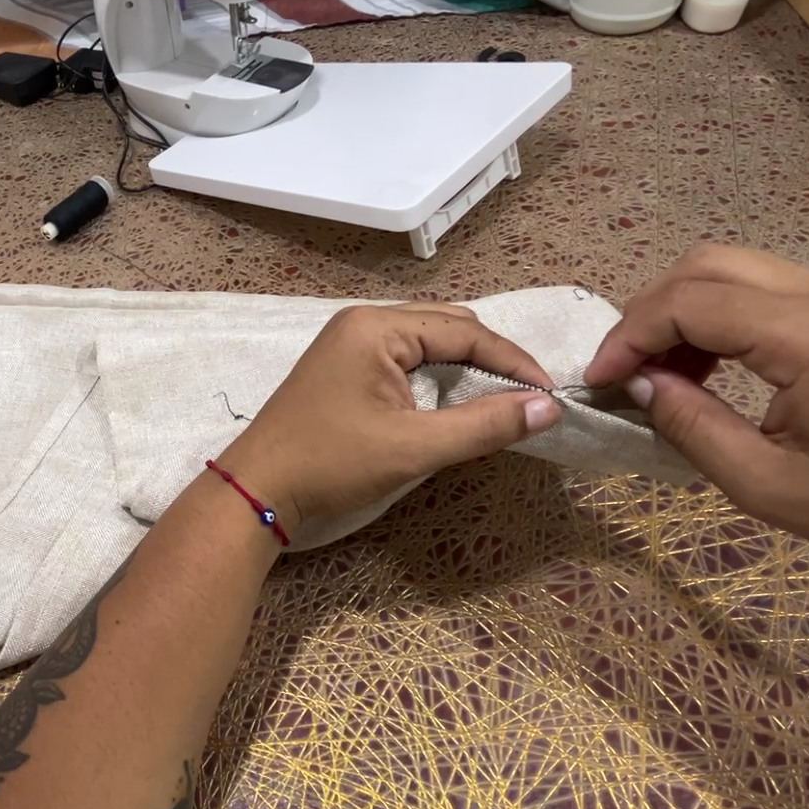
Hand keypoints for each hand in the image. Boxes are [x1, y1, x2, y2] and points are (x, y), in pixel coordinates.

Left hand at [215, 303, 561, 531]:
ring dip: (461, 369)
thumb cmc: (332, 462)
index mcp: (376, 326)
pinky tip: (447, 405)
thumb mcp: (414, 447)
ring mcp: (346, 343)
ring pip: (424, 345)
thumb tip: (549, 408)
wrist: (259, 486)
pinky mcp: (341, 367)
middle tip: (523, 400)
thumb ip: (484, 425)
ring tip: (492, 404)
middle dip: (488, 360)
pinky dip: (432, 379)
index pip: (464, 329)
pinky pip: (401, 361)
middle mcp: (361, 322)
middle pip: (445, 327)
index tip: (549, 396)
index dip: (512, 361)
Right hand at [587, 246, 808, 615]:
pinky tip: (720, 369)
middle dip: (648, 312)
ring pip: (741, 270)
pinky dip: (726, 318)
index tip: (597, 382)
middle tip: (625, 369)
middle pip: (709, 264)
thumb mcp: (769, 486)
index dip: (627, 338)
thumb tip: (638, 386)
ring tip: (667, 375)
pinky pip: (776, 291)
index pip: (689, 303)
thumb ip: (691, 427)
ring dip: (686, 313)